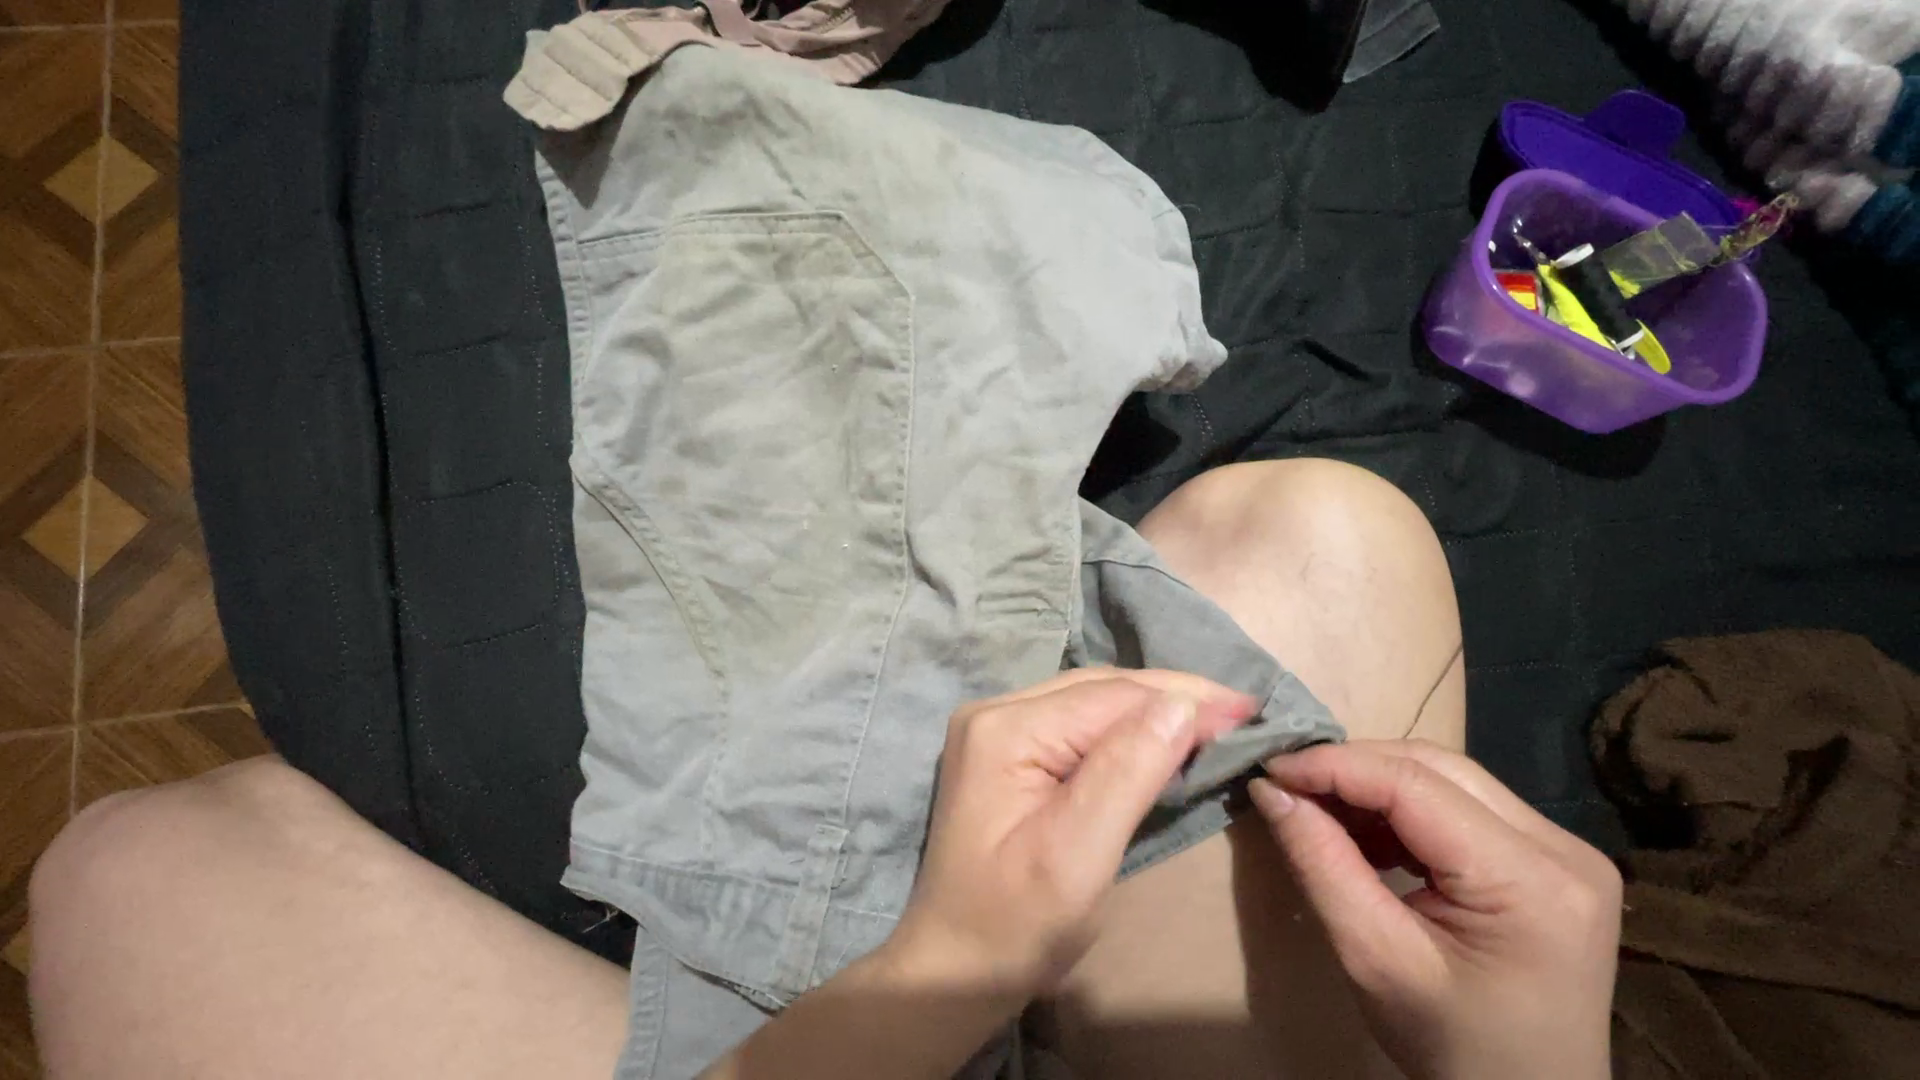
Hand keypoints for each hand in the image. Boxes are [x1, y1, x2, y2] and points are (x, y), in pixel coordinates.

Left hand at [889, 669, 1257, 1004]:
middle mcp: (996, 711)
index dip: (1183, 700)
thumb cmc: (1017, 924)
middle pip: (1100, 688)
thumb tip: (1182, 704)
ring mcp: (996, 727)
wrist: (955, 965)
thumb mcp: (1077, 855)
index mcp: (1006, 729)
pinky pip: (1075, 720)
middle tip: (1241, 711)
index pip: (1110, 697)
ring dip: (1152, 707)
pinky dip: (1124, 725)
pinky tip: (1159, 733)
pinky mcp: (1005, 748)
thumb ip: (1126, 772)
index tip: (1250, 712)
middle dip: (1173, 696)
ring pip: (1090, 699)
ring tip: (1214, 717)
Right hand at [1250, 740, 1621, 1079]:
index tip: (1267, 769)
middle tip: (1286, 785)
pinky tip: (1365, 835)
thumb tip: (1269, 788)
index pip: (1414, 784)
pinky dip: (1400, 808)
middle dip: (1351, 767)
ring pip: (1445, 776)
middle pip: (1434, 767)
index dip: (1333, 766)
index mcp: (1533, 880)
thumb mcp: (1374, 958)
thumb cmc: (1455, 1048)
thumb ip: (1321, 863)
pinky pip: (1459, 803)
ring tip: (1318, 811)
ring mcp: (1562, 849)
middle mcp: (1562, 847)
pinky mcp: (1547, 858)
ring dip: (1373, 784)